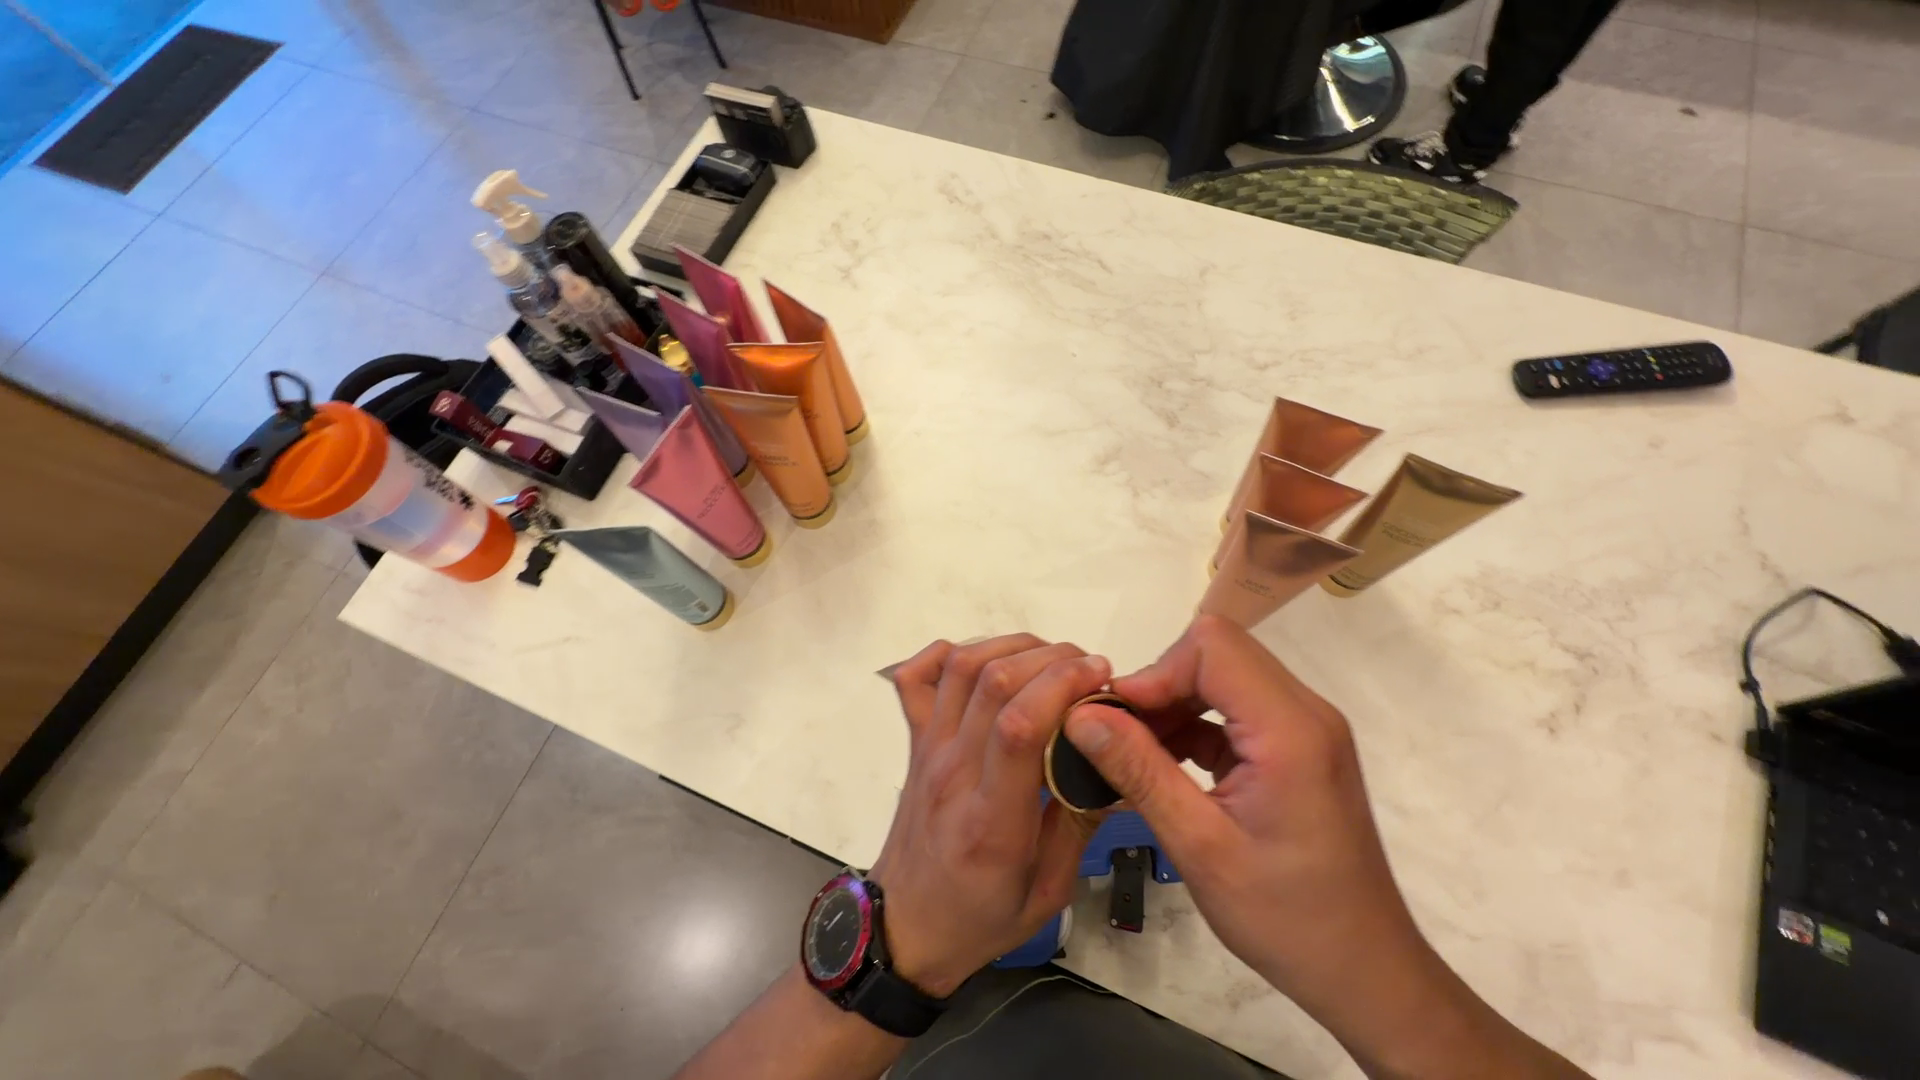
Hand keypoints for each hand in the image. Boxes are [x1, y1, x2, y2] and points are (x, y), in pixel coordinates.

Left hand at [867, 635, 1110, 996]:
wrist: (906, 927)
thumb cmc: (981, 917)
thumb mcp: (1049, 892)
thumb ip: (1080, 823)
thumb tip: (1113, 761)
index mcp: (991, 819)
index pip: (1018, 726)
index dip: (1063, 685)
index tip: (1101, 677)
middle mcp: (953, 771)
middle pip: (993, 683)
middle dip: (1052, 659)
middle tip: (1089, 668)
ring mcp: (927, 749)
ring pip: (960, 667)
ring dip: (1012, 647)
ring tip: (1051, 660)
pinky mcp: (914, 741)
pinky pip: (915, 678)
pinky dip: (947, 653)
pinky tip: (984, 660)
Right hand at [1063, 617, 1588, 1078]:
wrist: (1362, 969)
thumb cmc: (1284, 916)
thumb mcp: (1199, 846)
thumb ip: (1139, 770)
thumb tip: (1080, 714)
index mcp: (1290, 729)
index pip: (1213, 646)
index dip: (1155, 671)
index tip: (1114, 720)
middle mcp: (1304, 712)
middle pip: (1217, 653)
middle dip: (1159, 686)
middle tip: (1116, 738)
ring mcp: (1303, 729)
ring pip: (1221, 678)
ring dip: (1171, 706)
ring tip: (1131, 755)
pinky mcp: (1295, 748)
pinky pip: (1233, 710)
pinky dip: (1192, 726)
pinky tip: (1161, 766)